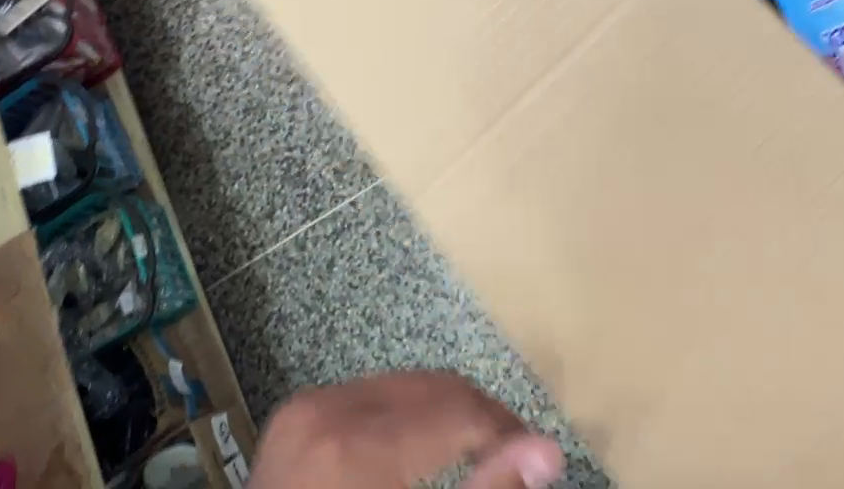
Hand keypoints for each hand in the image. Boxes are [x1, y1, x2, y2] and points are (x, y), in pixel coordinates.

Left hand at [248, 372, 565, 488]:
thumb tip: (547, 450)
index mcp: (359, 451)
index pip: (458, 412)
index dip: (505, 431)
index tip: (533, 459)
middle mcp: (331, 411)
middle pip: (436, 389)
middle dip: (480, 418)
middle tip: (511, 454)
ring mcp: (308, 406)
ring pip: (407, 384)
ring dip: (445, 411)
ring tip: (471, 450)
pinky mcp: (296, 410)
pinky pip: (371, 392)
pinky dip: (404, 413)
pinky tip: (419, 447)